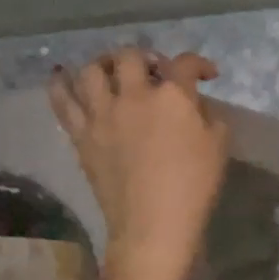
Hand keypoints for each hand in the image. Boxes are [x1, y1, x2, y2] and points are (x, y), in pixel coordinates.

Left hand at [49, 47, 230, 279]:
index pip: (185, 63)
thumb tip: (191, 105)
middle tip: (156, 71)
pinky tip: (61, 76)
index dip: (200, 64)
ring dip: (105, 64)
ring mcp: (102, 114)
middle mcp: (133, 95)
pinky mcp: (80, 135)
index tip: (207, 75)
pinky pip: (62, 101)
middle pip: (131, 56)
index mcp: (172, 96)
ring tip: (113, 71)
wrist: (152, 223)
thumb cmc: (194, 184)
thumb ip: (206, 114)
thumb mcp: (219, 142)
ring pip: (91, 70)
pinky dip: (60, 84)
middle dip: (147, 56)